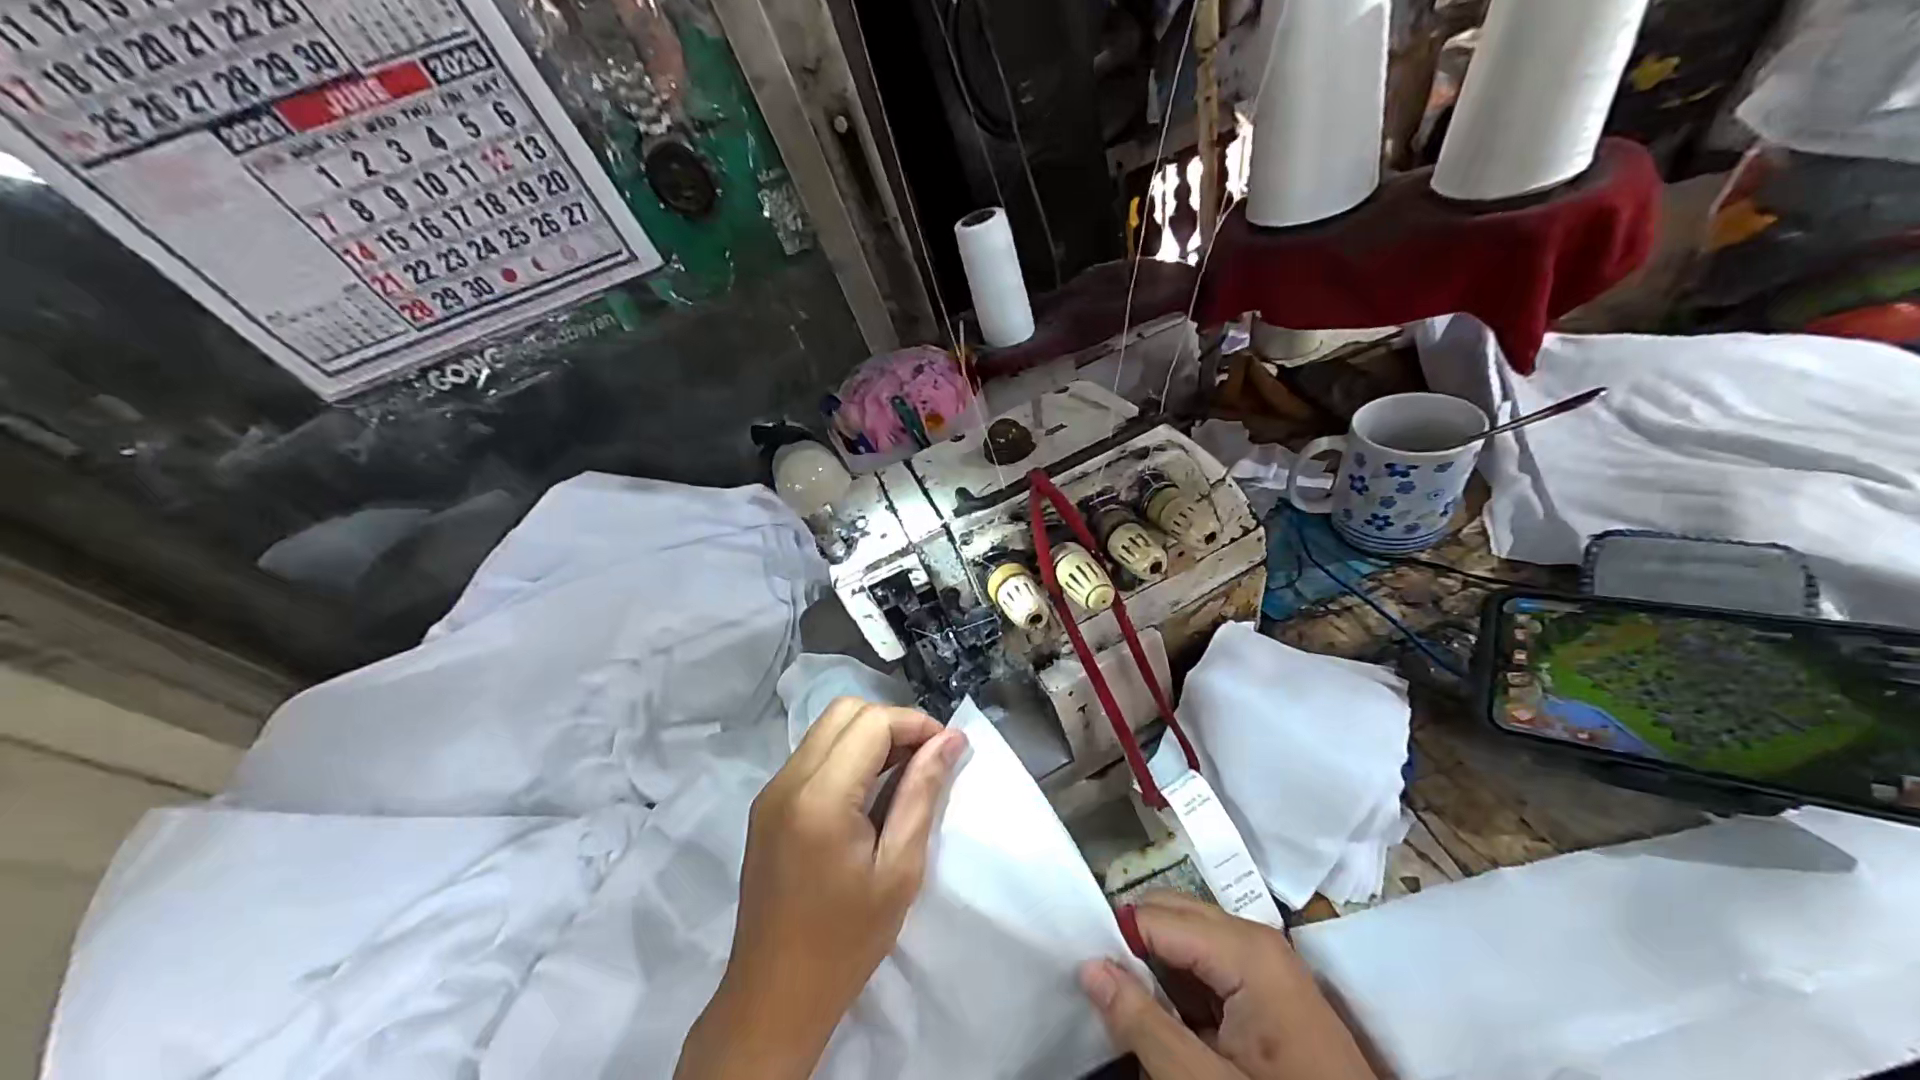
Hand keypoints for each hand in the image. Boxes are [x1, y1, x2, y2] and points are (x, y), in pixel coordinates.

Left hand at [675, 697, 966, 1079]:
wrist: (774, 995)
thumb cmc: (846, 941)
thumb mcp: (899, 869)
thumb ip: (923, 793)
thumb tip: (951, 740)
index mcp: (819, 797)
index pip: (871, 722)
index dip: (915, 723)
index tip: (948, 749)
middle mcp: (787, 781)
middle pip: (845, 712)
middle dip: (892, 722)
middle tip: (926, 758)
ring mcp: (771, 791)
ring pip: (826, 729)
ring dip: (869, 736)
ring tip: (904, 774)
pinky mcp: (767, 805)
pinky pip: (812, 755)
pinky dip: (846, 755)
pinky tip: (869, 791)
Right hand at [1079, 892, 1376, 1079]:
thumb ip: (1143, 1024)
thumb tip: (1088, 966)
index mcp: (1244, 948)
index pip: (1152, 917)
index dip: (1112, 942)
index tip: (1081, 974)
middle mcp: (1254, 937)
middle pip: (1168, 914)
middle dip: (1131, 947)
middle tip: (1102, 992)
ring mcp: (1263, 959)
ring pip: (1183, 937)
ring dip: (1152, 967)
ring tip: (1130, 1008)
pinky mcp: (1266, 985)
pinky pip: (1204, 963)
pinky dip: (1177, 984)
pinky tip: (1166, 1019)